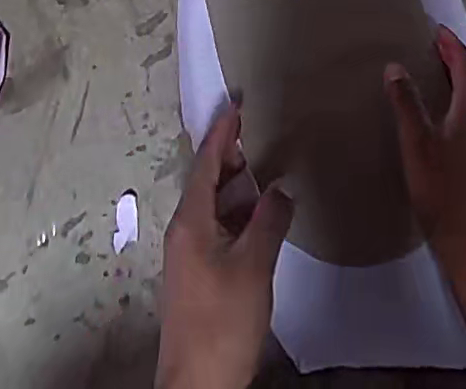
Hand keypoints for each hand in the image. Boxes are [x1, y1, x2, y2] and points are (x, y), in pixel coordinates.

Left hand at [157, 103, 294, 388]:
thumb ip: (270, 219)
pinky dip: (238, 209)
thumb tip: (280, 189)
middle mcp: (185, 232)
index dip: (222, 132)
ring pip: (214, 204)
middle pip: (207, 180)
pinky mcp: (200, 272)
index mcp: (191, 222)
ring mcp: (190, 254)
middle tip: (253, 127)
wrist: (198, 385)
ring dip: (236, 183)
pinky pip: (219, 224)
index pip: (206, 163)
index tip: (236, 104)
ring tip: (262, 163)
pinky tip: (260, 212)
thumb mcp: (254, 264)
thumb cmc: (223, 319)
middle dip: (229, 153)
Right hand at [384, 25, 465, 290]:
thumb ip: (406, 103)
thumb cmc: (442, 190)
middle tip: (427, 42)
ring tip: (431, 67)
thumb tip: (395, 66)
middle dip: (452, 55)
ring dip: (455, 75)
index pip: (463, 61)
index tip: (432, 27)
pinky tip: (441, 106)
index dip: (448, 42)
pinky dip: (458, 94)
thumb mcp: (417, 144)